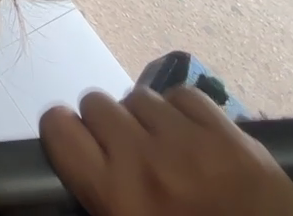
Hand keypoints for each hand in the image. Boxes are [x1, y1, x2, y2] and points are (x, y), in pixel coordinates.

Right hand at [39, 88, 292, 215]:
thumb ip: (97, 187)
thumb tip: (79, 146)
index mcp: (116, 197)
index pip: (57, 126)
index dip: (67, 132)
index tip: (83, 146)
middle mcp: (147, 163)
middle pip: (96, 103)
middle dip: (110, 126)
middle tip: (132, 155)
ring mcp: (194, 147)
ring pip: (139, 96)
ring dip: (148, 120)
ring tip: (171, 150)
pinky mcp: (235, 139)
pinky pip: (185, 96)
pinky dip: (186, 114)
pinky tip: (198, 142)